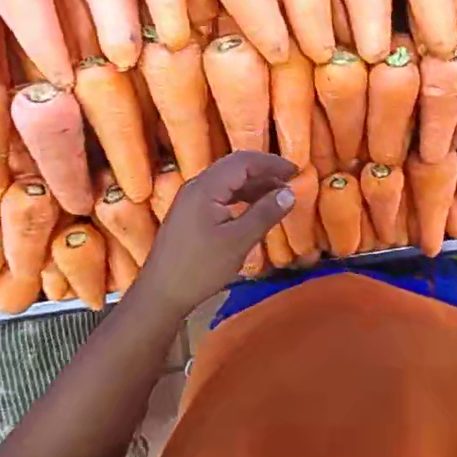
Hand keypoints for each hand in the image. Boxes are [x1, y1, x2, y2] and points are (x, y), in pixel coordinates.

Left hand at [133, 151, 297, 309]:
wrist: (160, 295)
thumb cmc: (200, 268)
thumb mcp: (238, 241)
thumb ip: (265, 213)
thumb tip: (289, 192)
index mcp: (206, 187)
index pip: (243, 161)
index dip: (271, 163)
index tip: (296, 171)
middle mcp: (196, 186)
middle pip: (234, 167)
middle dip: (264, 171)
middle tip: (291, 180)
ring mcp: (191, 200)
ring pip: (228, 182)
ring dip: (254, 185)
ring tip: (279, 195)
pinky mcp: (190, 214)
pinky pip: (220, 195)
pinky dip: (242, 197)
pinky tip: (255, 209)